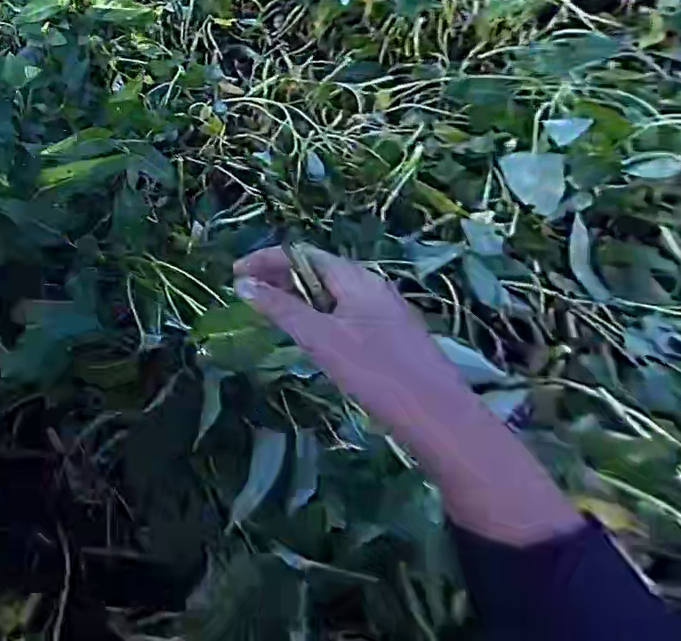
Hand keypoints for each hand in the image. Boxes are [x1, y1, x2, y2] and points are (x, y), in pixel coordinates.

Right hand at [234, 245, 582, 545]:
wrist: (446, 426)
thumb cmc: (377, 373)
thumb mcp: (319, 338)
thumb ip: (279, 307)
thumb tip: (242, 283)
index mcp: (356, 278)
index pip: (301, 253)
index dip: (264, 260)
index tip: (235, 274)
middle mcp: (372, 286)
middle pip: (316, 269)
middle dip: (278, 277)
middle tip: (248, 294)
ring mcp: (386, 311)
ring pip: (331, 293)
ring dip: (297, 296)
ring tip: (271, 313)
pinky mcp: (393, 336)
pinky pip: (345, 311)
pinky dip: (317, 314)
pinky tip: (310, 336)